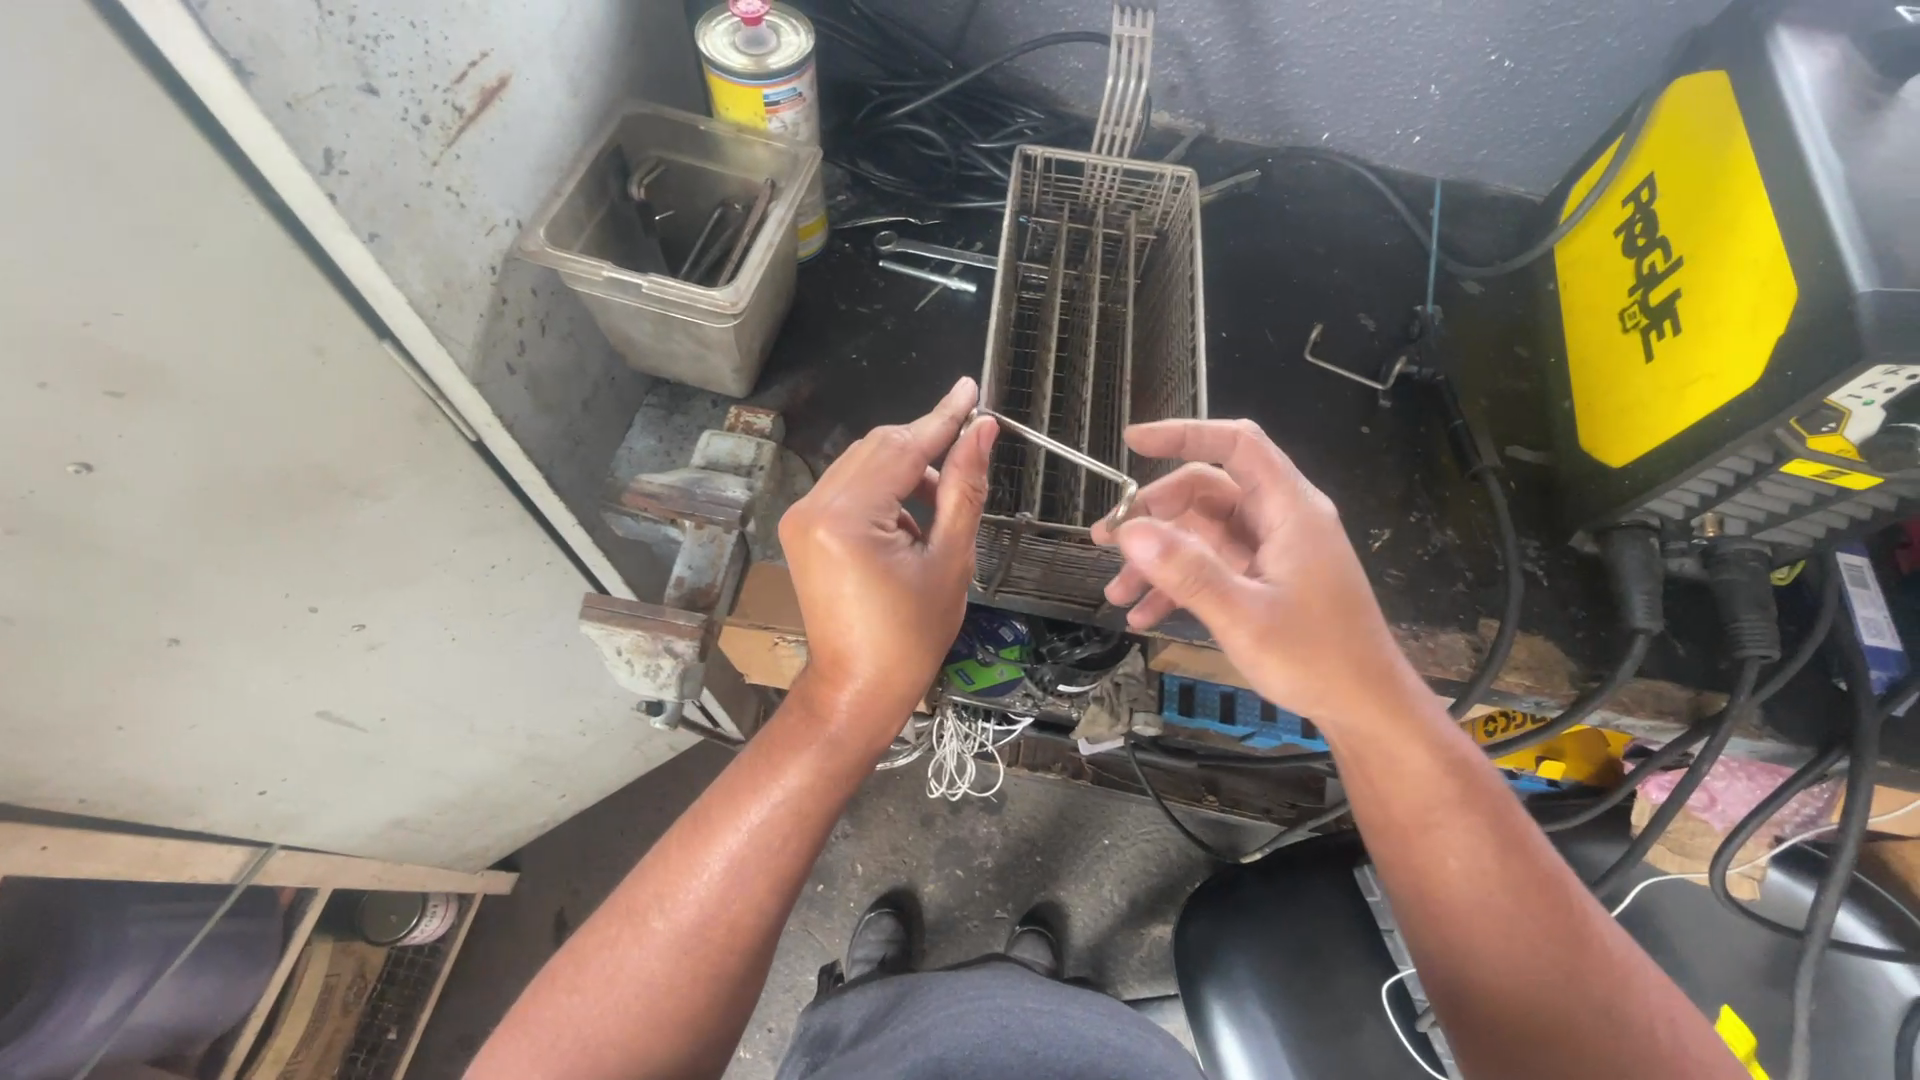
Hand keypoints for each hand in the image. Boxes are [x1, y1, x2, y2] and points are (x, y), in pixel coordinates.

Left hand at [778, 377, 998, 741]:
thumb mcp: (949, 560)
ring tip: (939, 507)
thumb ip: (963, 488)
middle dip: (925, 446)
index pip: (904, 447)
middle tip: (968, 454)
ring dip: (905, 470)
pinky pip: (847, 486)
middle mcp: (814, 506)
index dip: (943, 417)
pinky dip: (883, 490)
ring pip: (862, 463)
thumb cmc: (912, 635)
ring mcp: (801, 516)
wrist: (858, 686)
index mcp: (848, 517)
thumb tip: (982, 432)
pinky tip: (908, 521)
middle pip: (878, 446)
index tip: (971, 390)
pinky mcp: (801, 528)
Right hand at [1091, 419, 1425, 724]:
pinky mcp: (1264, 579)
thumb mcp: (1243, 616)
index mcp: (1289, 510)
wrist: (1365, 707)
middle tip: (1105, 540)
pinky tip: (1145, 616)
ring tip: (1115, 592)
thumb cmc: (1316, 658)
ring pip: (1201, 533)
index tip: (1132, 443)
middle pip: (1205, 492)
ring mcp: (1271, 550)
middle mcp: (1279, 519)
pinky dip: (1177, 585)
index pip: (1236, 445)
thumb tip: (1130, 531)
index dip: (1184, 434)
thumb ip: (1187, 571)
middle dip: (1152, 514)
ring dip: (1156, 559)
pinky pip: (1211, 566)